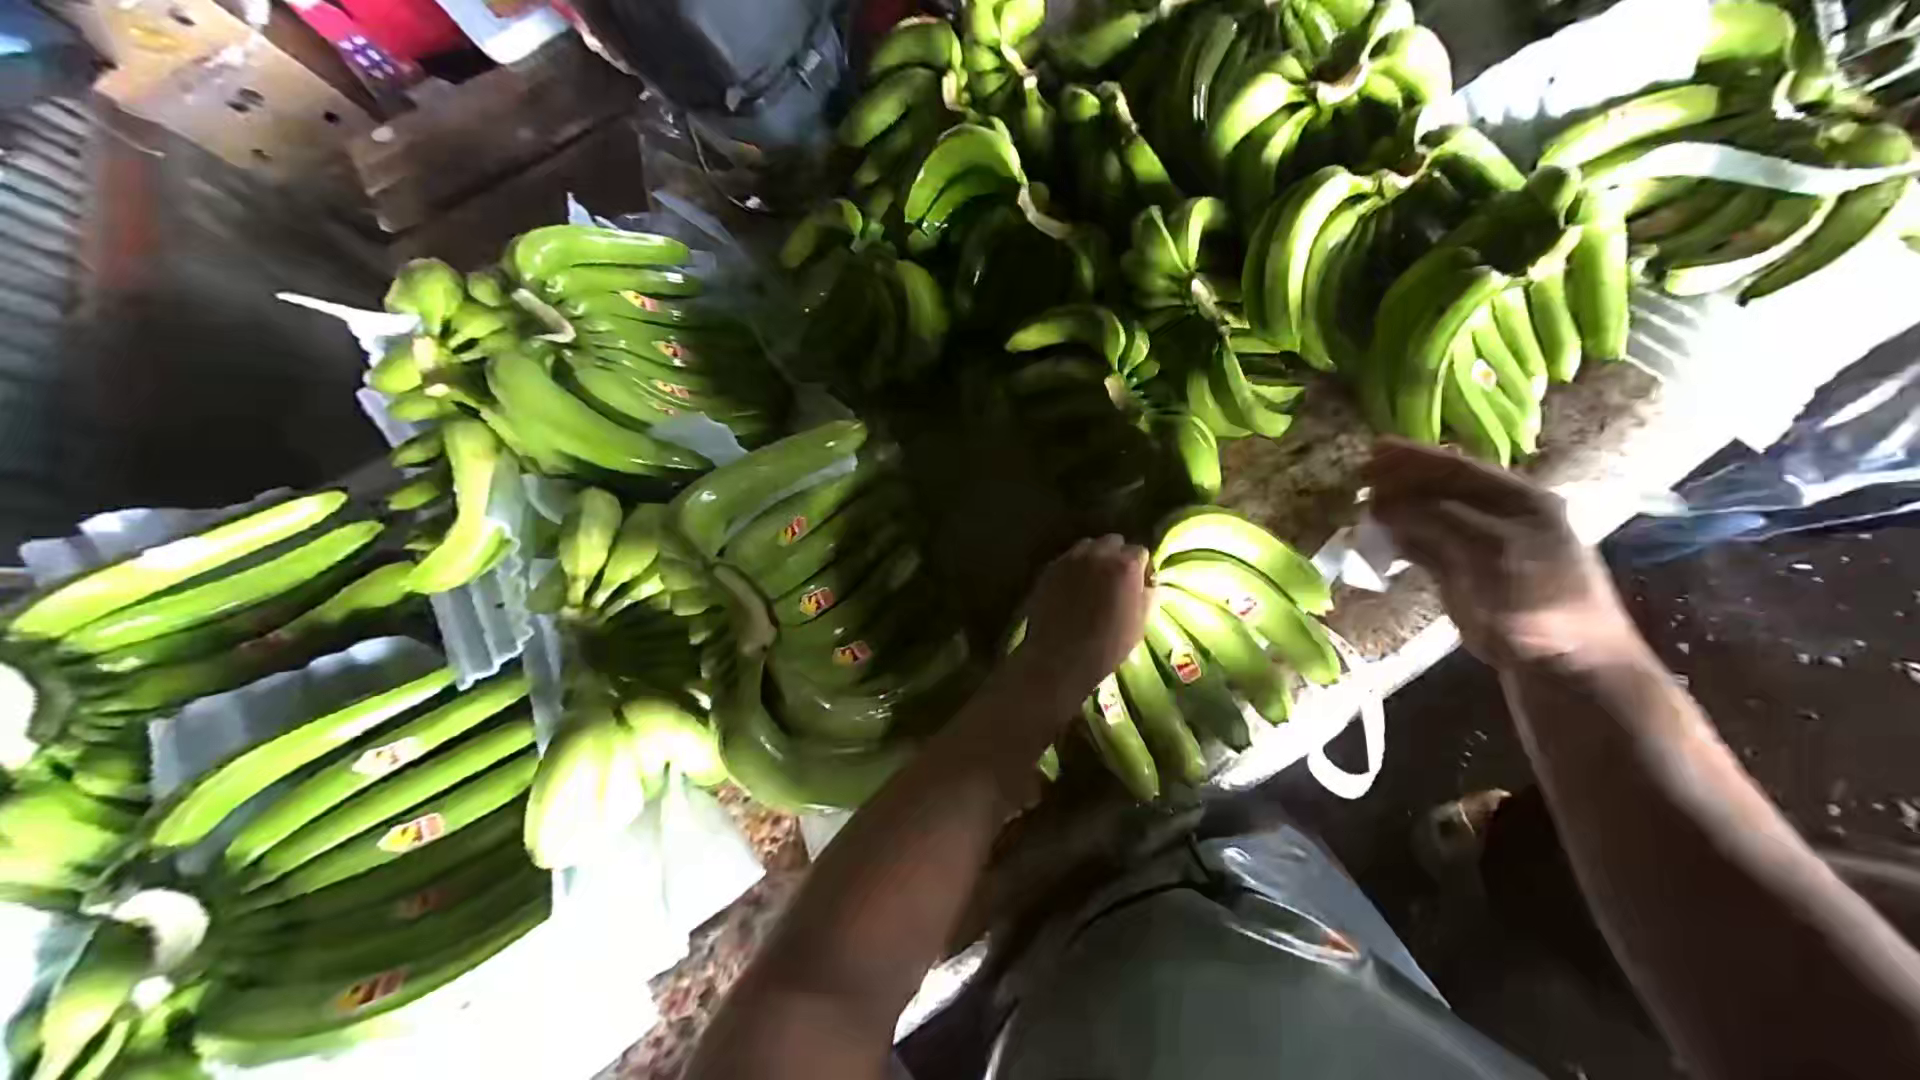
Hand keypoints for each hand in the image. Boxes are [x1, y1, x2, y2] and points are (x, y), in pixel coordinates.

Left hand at [1015, 534, 1151, 696]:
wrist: (1060, 657)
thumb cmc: (1107, 645)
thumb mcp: (1140, 623)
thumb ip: (1148, 595)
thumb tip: (1149, 584)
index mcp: (1125, 566)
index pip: (1139, 551)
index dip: (1141, 567)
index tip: (1139, 583)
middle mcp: (1097, 554)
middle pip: (1113, 542)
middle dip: (1117, 556)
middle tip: (1116, 578)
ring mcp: (1070, 559)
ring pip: (1087, 546)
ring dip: (1094, 557)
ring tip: (1093, 579)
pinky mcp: (1049, 569)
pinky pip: (1067, 559)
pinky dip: (1073, 567)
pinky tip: (1072, 586)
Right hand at [1366, 439, 1643, 670]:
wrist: (1559, 659)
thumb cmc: (1536, 598)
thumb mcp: (1490, 549)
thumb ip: (1438, 520)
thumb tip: (1382, 503)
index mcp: (1518, 499)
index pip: (1457, 468)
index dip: (1415, 458)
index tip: (1373, 448)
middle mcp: (1497, 514)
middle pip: (1439, 487)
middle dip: (1399, 480)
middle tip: (1360, 474)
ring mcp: (1477, 542)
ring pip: (1426, 514)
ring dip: (1394, 508)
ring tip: (1361, 503)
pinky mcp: (1460, 570)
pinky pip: (1421, 543)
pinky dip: (1397, 537)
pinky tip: (1375, 537)